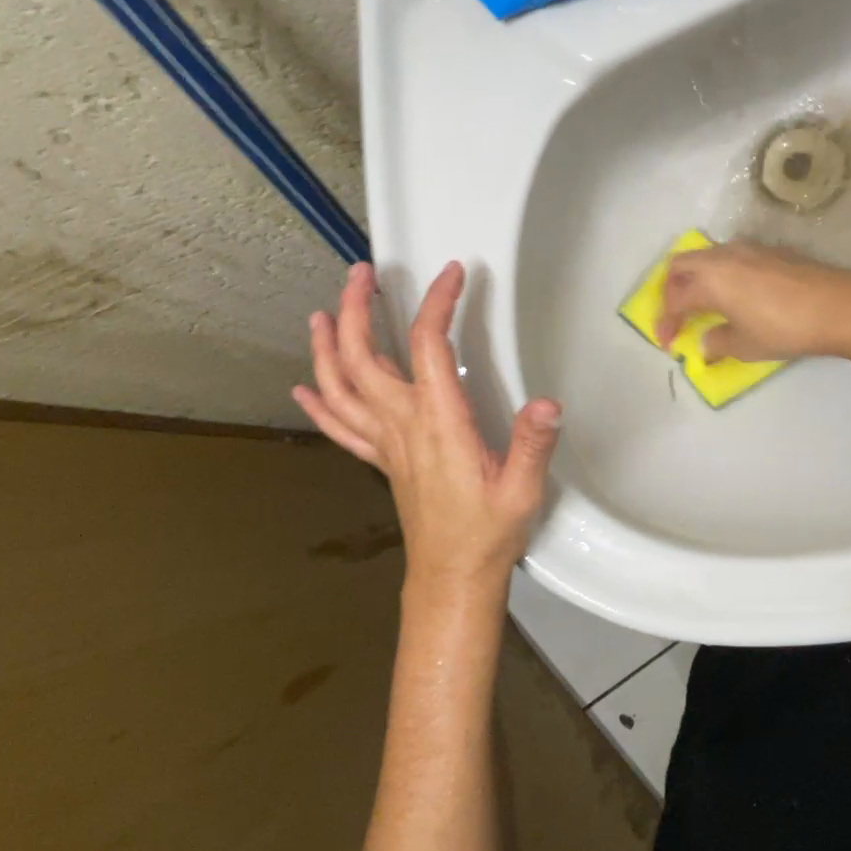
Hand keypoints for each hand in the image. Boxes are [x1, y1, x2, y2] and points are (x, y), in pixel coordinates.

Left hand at [293, 261, 561, 591]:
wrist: (452, 577)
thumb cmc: (488, 533)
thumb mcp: (523, 489)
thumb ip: (532, 443)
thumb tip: (548, 402)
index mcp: (439, 421)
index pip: (427, 346)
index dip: (437, 303)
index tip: (453, 273)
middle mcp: (401, 424)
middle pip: (362, 356)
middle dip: (357, 309)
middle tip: (363, 274)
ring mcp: (384, 443)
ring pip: (340, 386)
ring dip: (327, 347)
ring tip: (323, 313)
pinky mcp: (381, 461)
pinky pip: (339, 426)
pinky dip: (318, 403)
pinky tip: (303, 388)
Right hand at [655, 240, 850, 361]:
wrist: (835, 305)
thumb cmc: (782, 328)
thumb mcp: (745, 345)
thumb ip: (718, 342)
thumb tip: (706, 342)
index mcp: (709, 281)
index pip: (675, 299)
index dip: (666, 321)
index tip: (667, 341)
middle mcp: (722, 257)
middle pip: (682, 265)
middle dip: (673, 290)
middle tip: (677, 314)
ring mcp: (748, 249)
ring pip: (708, 256)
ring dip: (698, 278)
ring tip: (704, 303)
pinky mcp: (770, 250)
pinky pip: (733, 258)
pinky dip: (723, 274)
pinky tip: (737, 294)